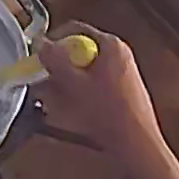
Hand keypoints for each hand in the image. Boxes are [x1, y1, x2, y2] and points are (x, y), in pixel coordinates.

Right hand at [36, 23, 167, 166]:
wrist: (138, 147)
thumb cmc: (110, 113)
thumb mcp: (75, 84)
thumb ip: (55, 60)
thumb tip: (40, 42)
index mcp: (111, 45)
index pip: (76, 30)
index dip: (54, 41)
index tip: (40, 55)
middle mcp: (118, 55)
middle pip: (80, 52)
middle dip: (59, 67)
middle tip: (43, 81)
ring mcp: (121, 75)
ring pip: (84, 71)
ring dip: (66, 83)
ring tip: (53, 99)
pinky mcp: (121, 93)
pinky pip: (93, 85)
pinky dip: (79, 93)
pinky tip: (70, 110)